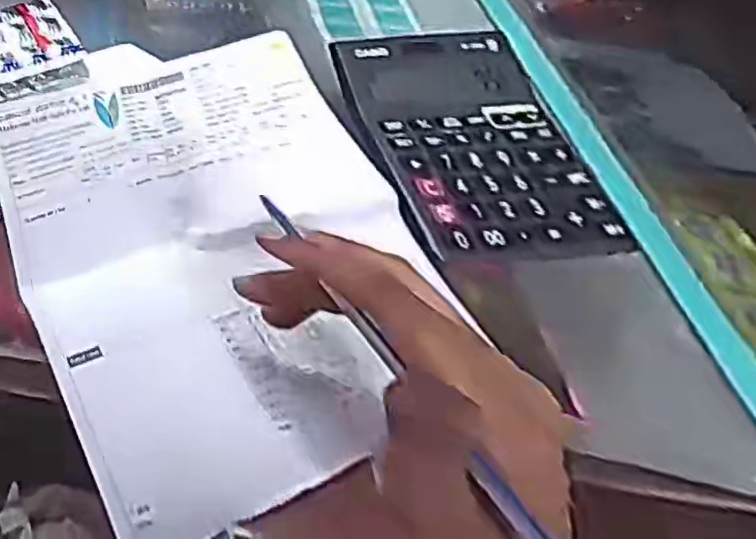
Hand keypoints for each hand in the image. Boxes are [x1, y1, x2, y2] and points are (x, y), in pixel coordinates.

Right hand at [235, 232, 573, 537]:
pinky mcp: (482, 384)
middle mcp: (494, 372)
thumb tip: (416, 379)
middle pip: (396, 283)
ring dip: (334, 282)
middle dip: (320, 264)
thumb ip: (429, 445)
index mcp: (484, 392)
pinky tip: (332, 315)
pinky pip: (410, 314)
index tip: (274, 246)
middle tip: (261, 279)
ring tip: (280, 300)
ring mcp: (493, 375)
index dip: (329, 262)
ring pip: (402, 294)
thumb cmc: (459, 537)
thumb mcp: (434, 509)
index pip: (394, 296)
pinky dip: (359, 300)